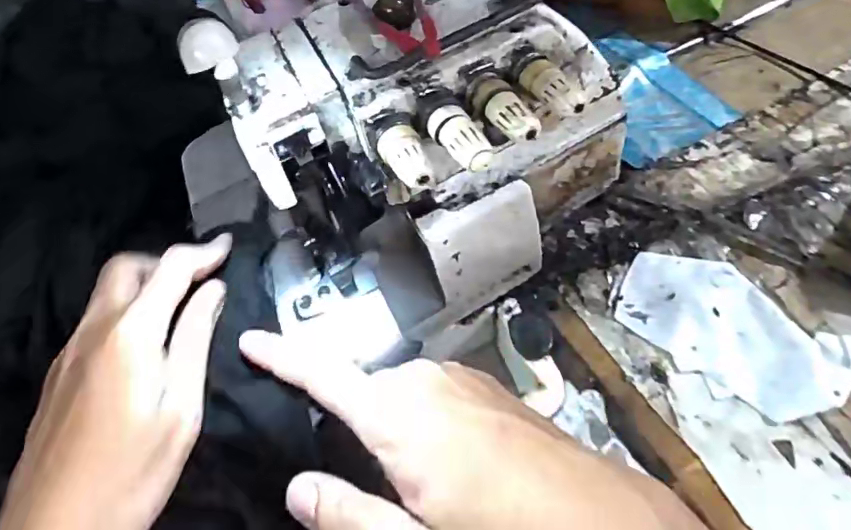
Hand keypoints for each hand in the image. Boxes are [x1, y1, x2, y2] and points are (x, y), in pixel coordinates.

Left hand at [0, 235, 231, 529]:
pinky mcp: (57, 372)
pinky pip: (94, 319)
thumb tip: (213, 290)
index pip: (170, 266)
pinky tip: (139, 348)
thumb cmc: (128, 475)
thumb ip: (195, 340)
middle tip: (196, 282)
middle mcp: (95, 326)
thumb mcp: (180, 412)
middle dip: (165, 263)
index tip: (227, 245)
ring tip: (173, 312)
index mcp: (131, 330)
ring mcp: (70, 348)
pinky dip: (123, 312)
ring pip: (107, 291)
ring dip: (142, 285)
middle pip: (128, 266)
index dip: (203, 251)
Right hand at [240, 329, 705, 529]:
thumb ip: (349, 515)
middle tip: (354, 468)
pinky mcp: (483, 384)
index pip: (321, 372)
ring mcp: (457, 377)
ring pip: (400, 392)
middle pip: (362, 388)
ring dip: (390, 422)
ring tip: (412, 481)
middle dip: (348, 416)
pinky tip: (452, 464)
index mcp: (395, 415)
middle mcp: (421, 380)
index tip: (249, 338)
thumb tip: (294, 489)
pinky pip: (433, 393)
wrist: (601, 519)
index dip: (281, 355)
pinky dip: (424, 418)